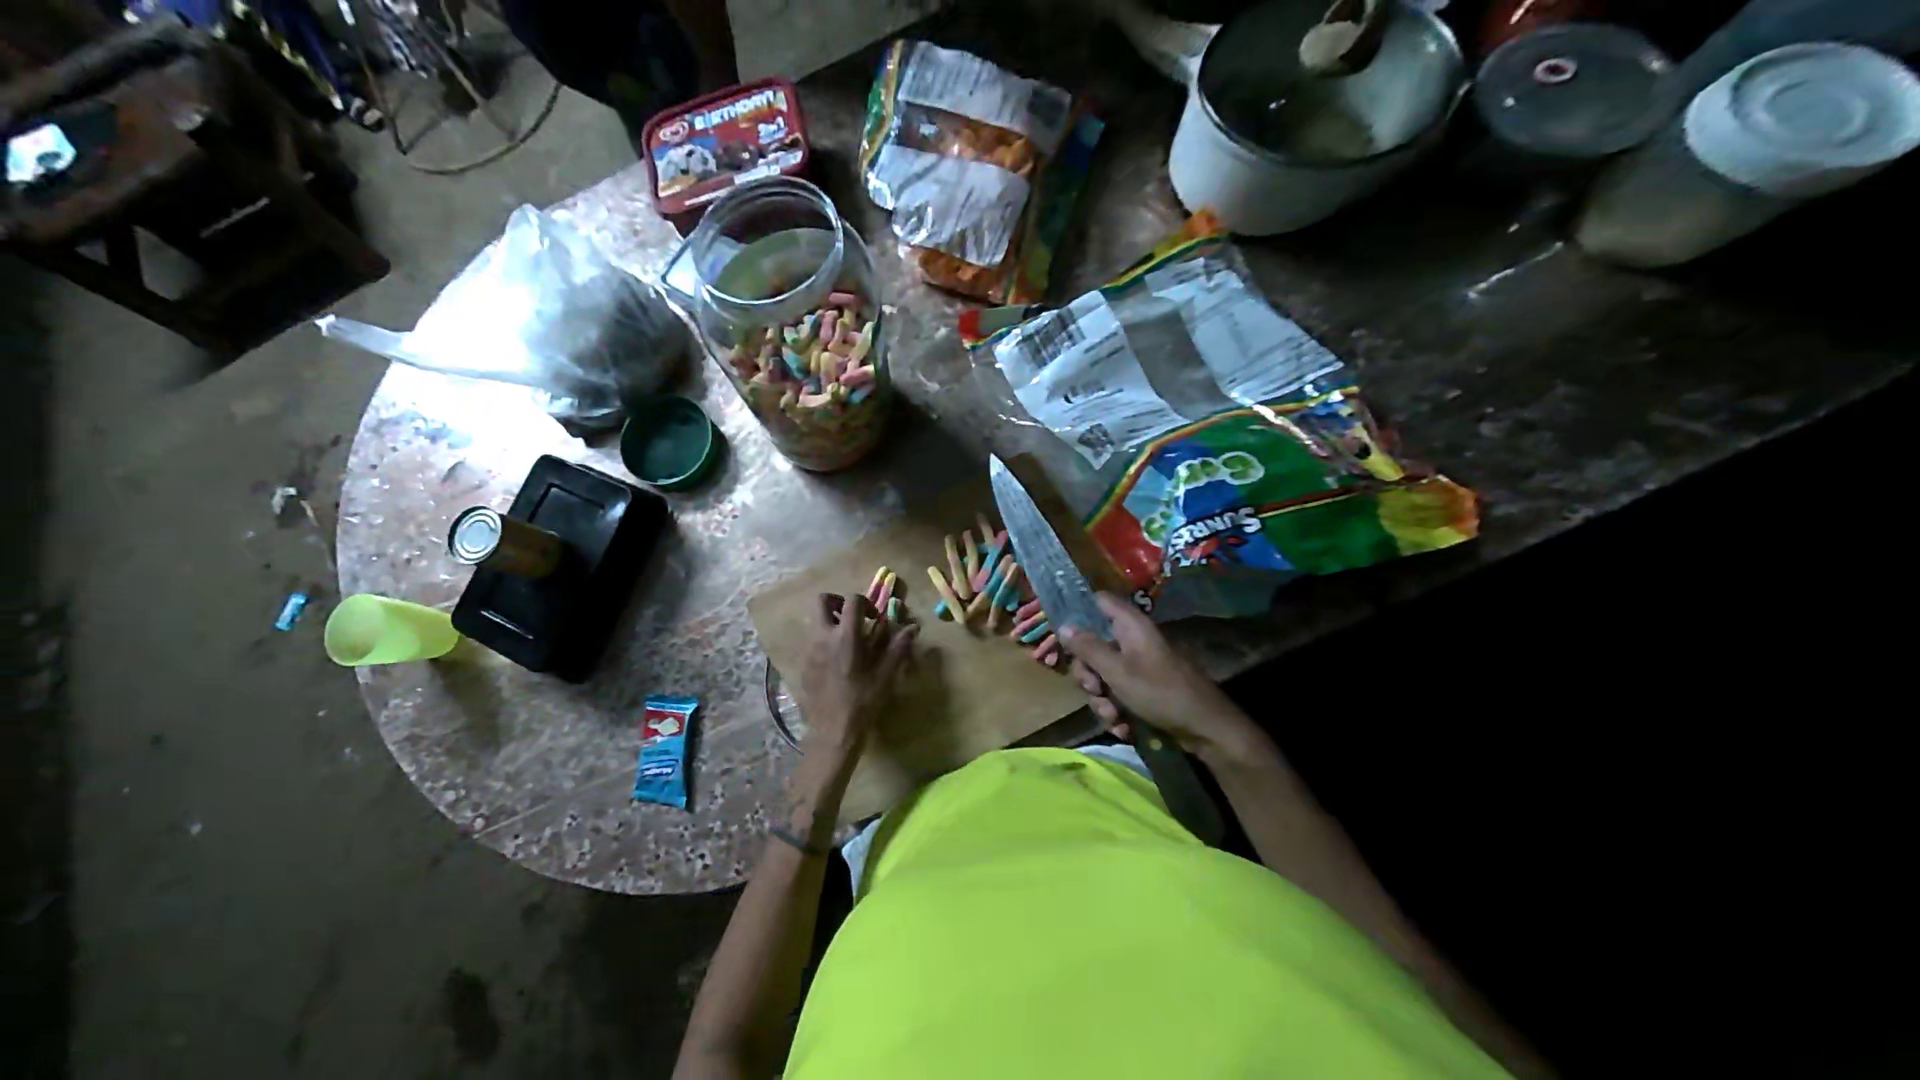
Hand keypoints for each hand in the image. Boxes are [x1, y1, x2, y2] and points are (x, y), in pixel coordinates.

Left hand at [797, 593, 915, 757]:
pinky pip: (812, 642)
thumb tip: (912, 627)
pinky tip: (836, 663)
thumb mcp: (885, 675)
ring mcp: (809, 650)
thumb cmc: (862, 702)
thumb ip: (898, 648)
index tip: (874, 618)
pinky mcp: (803, 664)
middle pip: (823, 601)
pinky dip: (824, 642)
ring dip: (831, 622)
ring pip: (816, 621)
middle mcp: (823, 637)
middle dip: (839, 603)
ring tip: (848, 643)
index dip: (865, 602)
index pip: (852, 600)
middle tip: (854, 619)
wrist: (833, 731)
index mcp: (845, 636)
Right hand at [1060, 593, 1259, 761]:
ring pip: (1103, 676)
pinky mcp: (1143, 690)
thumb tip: (1063, 625)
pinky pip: (1117, 695)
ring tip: (1115, 717)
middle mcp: (1133, 641)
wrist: (1205, 728)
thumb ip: (1088, 648)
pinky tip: (1124, 727)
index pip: (1099, 601)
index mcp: (1130, 626)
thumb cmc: (1160, 692)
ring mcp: (1138, 666)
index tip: (1064, 636)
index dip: (1079, 613)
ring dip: (1102, 700)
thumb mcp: (1117, 672)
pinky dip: (1117, 712)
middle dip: (1088, 675)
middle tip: (1095, 689)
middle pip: (1093, 646)